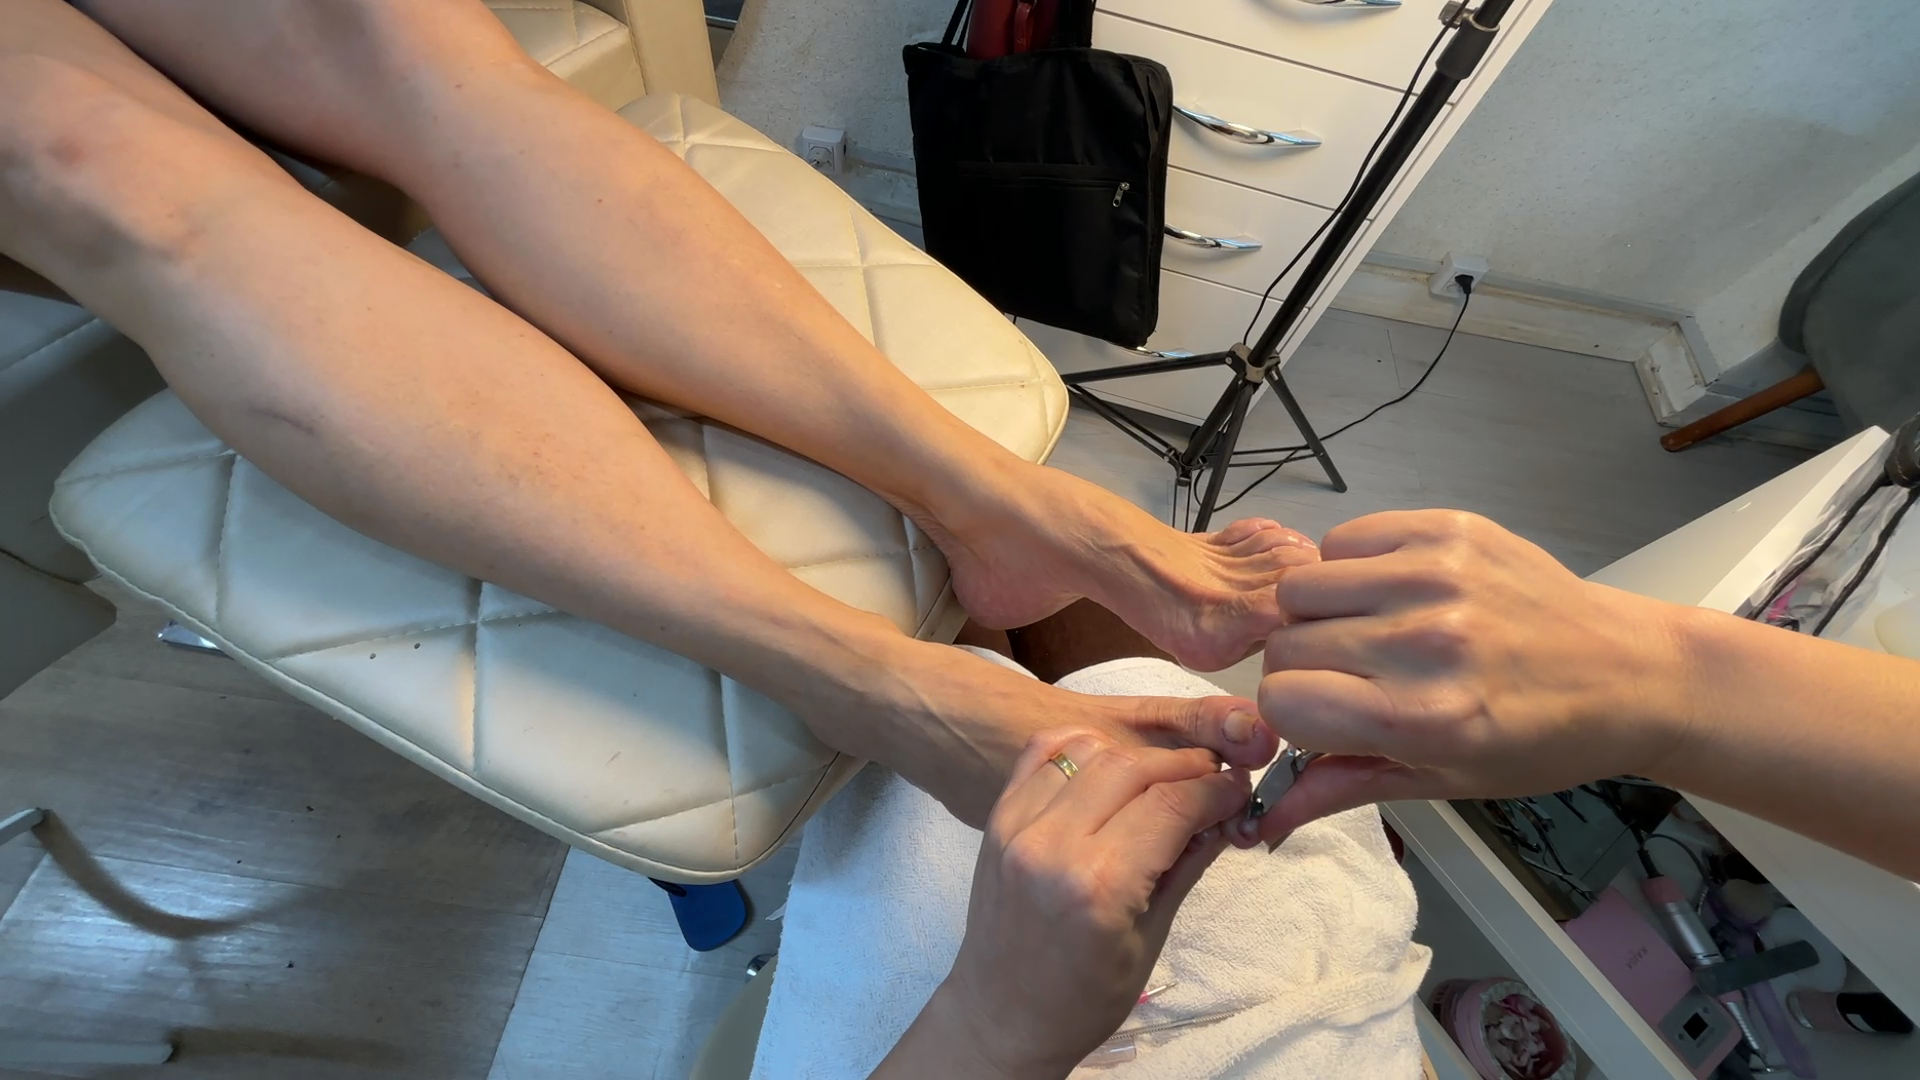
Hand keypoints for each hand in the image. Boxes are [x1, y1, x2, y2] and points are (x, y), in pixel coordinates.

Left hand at [875, 732, 1250, 1078]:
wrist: (1003, 1012)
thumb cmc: (1084, 996)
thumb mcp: (1150, 940)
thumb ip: (1185, 865)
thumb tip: (1225, 813)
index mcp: (1098, 886)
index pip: (1169, 806)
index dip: (1214, 790)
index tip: (1239, 788)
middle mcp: (1052, 843)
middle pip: (1131, 768)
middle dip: (1182, 766)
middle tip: (1210, 777)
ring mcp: (1017, 823)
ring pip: (1088, 751)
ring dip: (1133, 756)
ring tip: (1160, 776)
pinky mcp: (998, 814)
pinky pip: (1042, 753)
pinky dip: (1080, 745)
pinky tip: (1106, 762)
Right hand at [1252, 510, 1691, 844]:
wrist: (1634, 671)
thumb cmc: (1536, 738)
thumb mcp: (1439, 779)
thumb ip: (1339, 789)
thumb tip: (1259, 827)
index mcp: (1423, 716)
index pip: (1280, 701)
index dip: (1292, 712)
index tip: (1325, 712)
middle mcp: (1424, 640)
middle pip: (1283, 644)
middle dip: (1303, 665)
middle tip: (1354, 673)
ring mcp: (1434, 576)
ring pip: (1297, 587)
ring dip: (1318, 612)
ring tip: (1369, 626)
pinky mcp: (1443, 528)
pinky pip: (1339, 540)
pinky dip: (1349, 566)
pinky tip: (1391, 589)